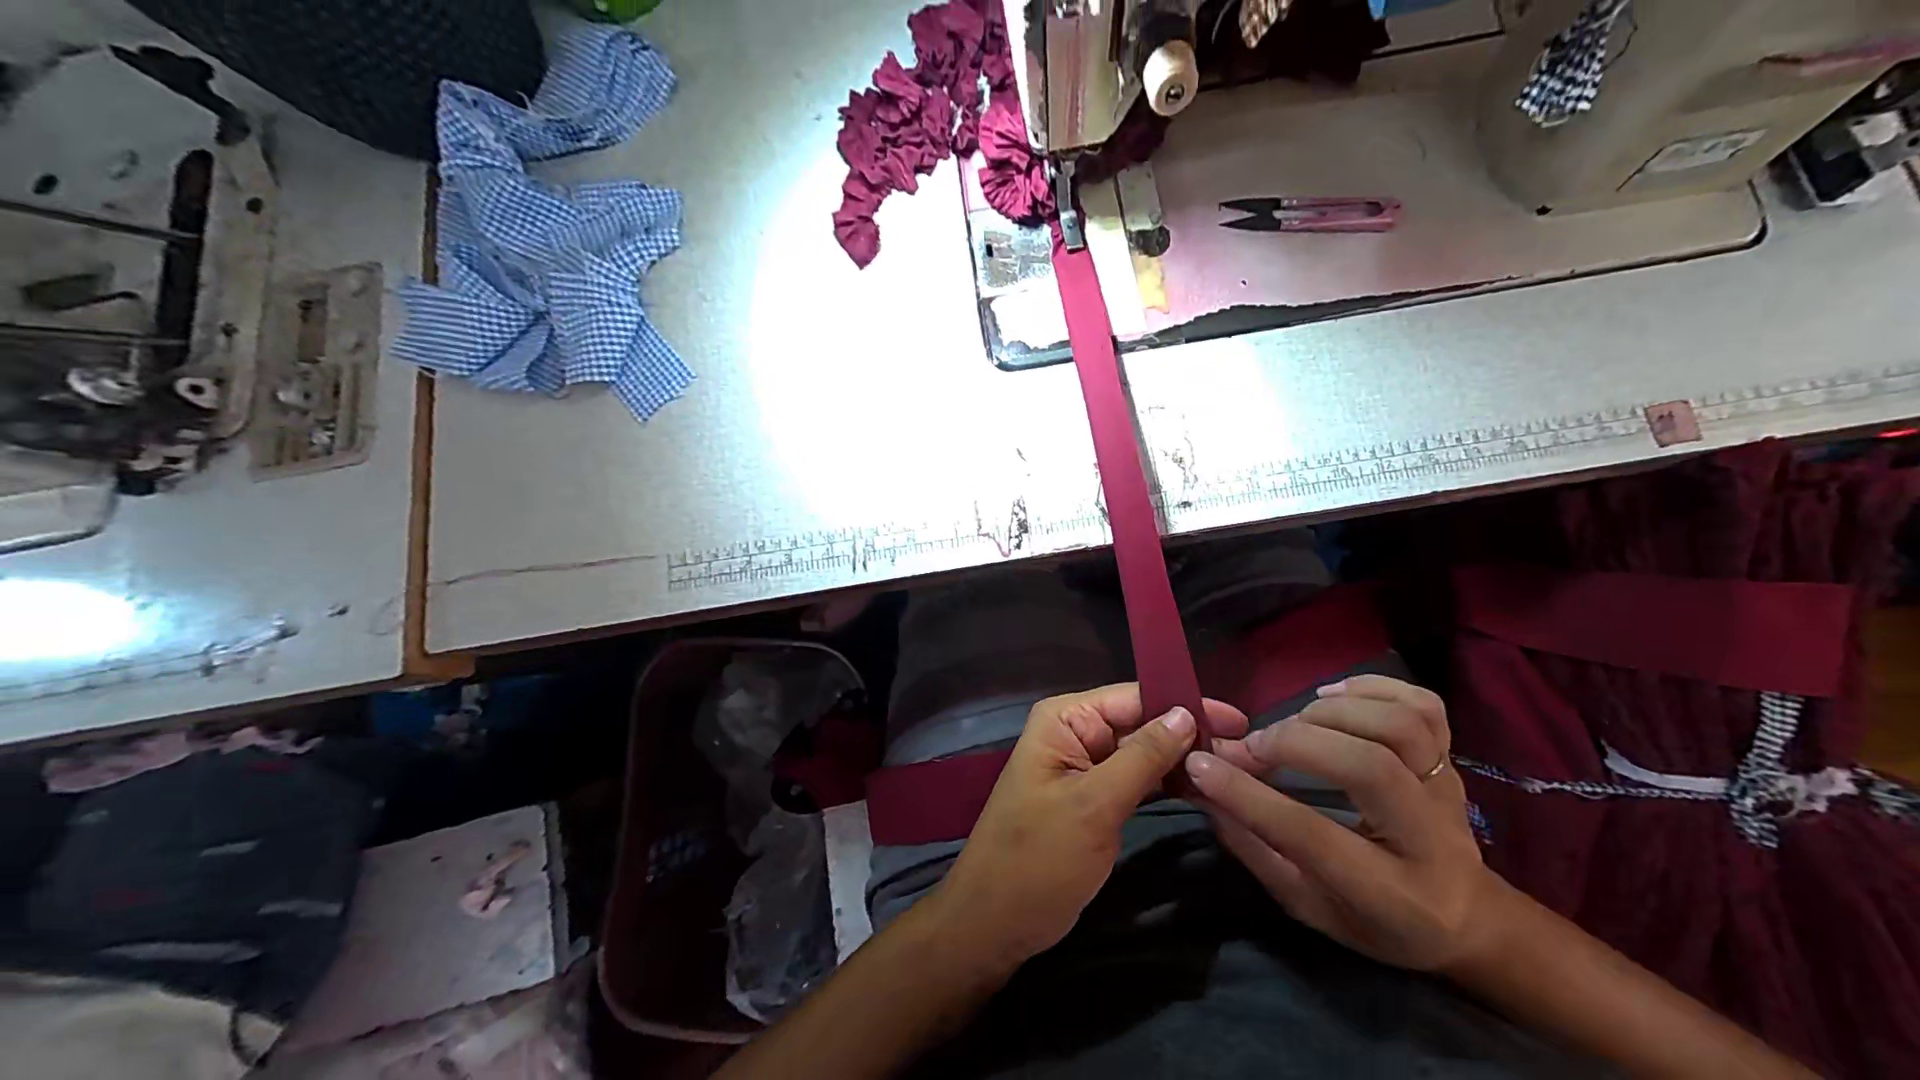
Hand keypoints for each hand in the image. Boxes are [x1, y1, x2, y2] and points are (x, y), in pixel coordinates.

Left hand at [931, 684, 1248, 966]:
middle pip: (1141, 722)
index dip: (1184, 703)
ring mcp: (1086, 767)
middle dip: (1190, 734)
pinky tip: (1205, 788)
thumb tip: (1186, 714)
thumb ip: (1141, 757)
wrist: (996, 921)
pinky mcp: (1095, 797)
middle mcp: (1075, 733)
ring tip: (1238, 767)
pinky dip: (1168, 783)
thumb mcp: (1093, 805)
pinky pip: (1137, 779)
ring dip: (1184, 760)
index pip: (1133, 697)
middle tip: (1249, 750)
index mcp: (1064, 720)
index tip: (1238, 720)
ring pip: (1144, 751)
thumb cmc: (1038, 859)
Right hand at [1184, 674, 1506, 972]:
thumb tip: (1201, 787)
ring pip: (1399, 727)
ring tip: (1292, 725)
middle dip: (1293, 744)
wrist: (1467, 919)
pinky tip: (1330, 698)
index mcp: (1391, 895)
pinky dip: (1372, 688)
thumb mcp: (1306, 904)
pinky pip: (1426, 706)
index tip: (1200, 765)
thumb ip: (1252, 845)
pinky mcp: (1454, 761)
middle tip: (1250, 748)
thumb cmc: (1375, 921)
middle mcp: (1430, 839)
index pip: (1310, 834)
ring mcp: (1449, 793)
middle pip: (1368, 767)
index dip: (1246, 794)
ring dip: (1330, 715)